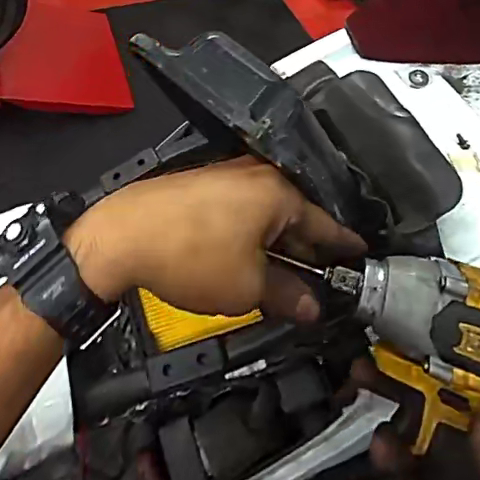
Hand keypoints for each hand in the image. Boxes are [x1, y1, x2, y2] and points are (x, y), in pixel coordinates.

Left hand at [62, 156, 365, 320]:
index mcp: (277, 192)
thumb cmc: (184, 253)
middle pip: (296, 217)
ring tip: (280, 280)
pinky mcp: (204, 186)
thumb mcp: (247, 287)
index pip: (325, 224)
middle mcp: (256, 175)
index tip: (358, 257)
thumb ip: (288, 295)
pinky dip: (251, 235)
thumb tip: (309, 304)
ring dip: (277, 246)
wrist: (121, 237)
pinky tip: (246, 261)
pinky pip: (242, 210)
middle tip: (318, 283)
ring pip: (268, 214)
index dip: (344, 248)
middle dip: (308, 252)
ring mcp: (227, 176)